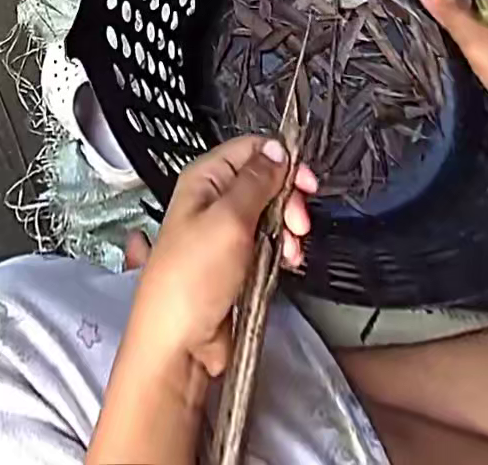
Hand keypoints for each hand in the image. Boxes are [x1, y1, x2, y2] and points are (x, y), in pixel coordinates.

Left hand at [126, 135, 318, 379]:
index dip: (281, 160)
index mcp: (205, 177)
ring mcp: (225, 228)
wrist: (179, 341)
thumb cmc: (195, 274)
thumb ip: (256, 182)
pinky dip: (282, 249)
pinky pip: (267, 241)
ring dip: (288, 227)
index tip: (307, 182)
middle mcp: (214, 197)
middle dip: (288, 199)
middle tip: (300, 223)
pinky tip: (288, 262)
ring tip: (293, 249)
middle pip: (264, 180)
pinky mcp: (236, 257)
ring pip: (270, 211)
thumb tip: (278, 148)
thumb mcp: (229, 219)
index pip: (250, 149)